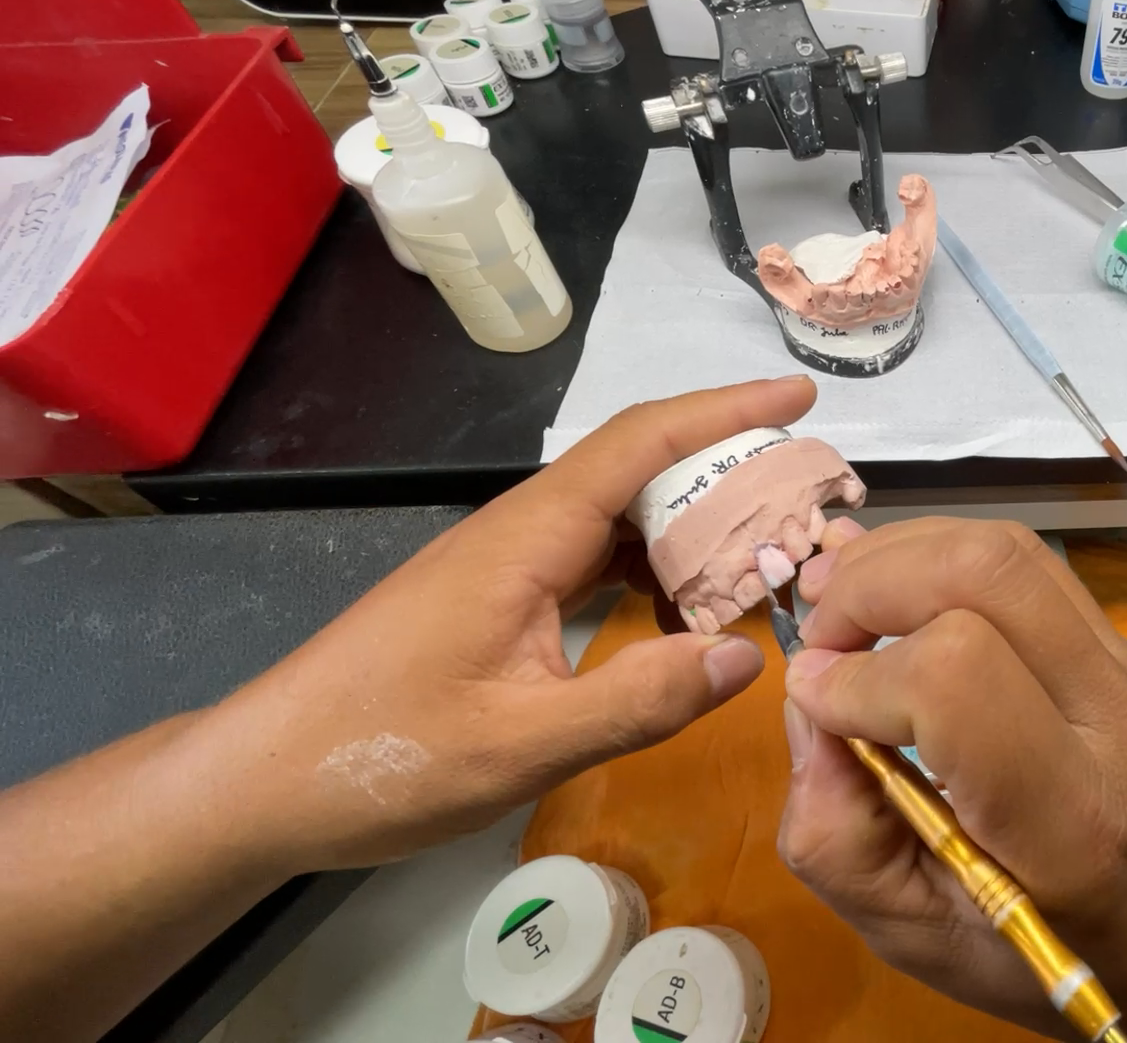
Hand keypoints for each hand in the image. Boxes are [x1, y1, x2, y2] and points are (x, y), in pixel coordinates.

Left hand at [198, 377, 816, 873]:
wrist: (257, 786)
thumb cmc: (373, 758)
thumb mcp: (517, 746)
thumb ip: (636, 702)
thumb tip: (747, 655)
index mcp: (529, 535)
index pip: (642, 442)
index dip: (725, 411)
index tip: (796, 401)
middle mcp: (530, 528)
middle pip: (647, 465)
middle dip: (734, 464)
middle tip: (810, 491)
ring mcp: (521, 558)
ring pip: (632, 511)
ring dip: (704, 517)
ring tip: (773, 543)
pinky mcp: (516, 590)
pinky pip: (611, 554)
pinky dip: (667, 564)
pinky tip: (696, 603)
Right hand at [776, 518, 1126, 1039]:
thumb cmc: (1034, 947)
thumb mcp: (912, 934)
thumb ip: (837, 835)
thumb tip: (811, 700)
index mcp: (1071, 818)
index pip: (959, 679)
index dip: (865, 677)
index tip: (816, 701)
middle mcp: (1115, 715)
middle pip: (988, 574)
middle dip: (875, 583)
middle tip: (819, 630)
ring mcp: (1125, 662)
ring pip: (1004, 548)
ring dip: (898, 553)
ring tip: (837, 592)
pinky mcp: (1113, 638)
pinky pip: (1018, 558)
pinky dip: (934, 551)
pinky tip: (886, 579)